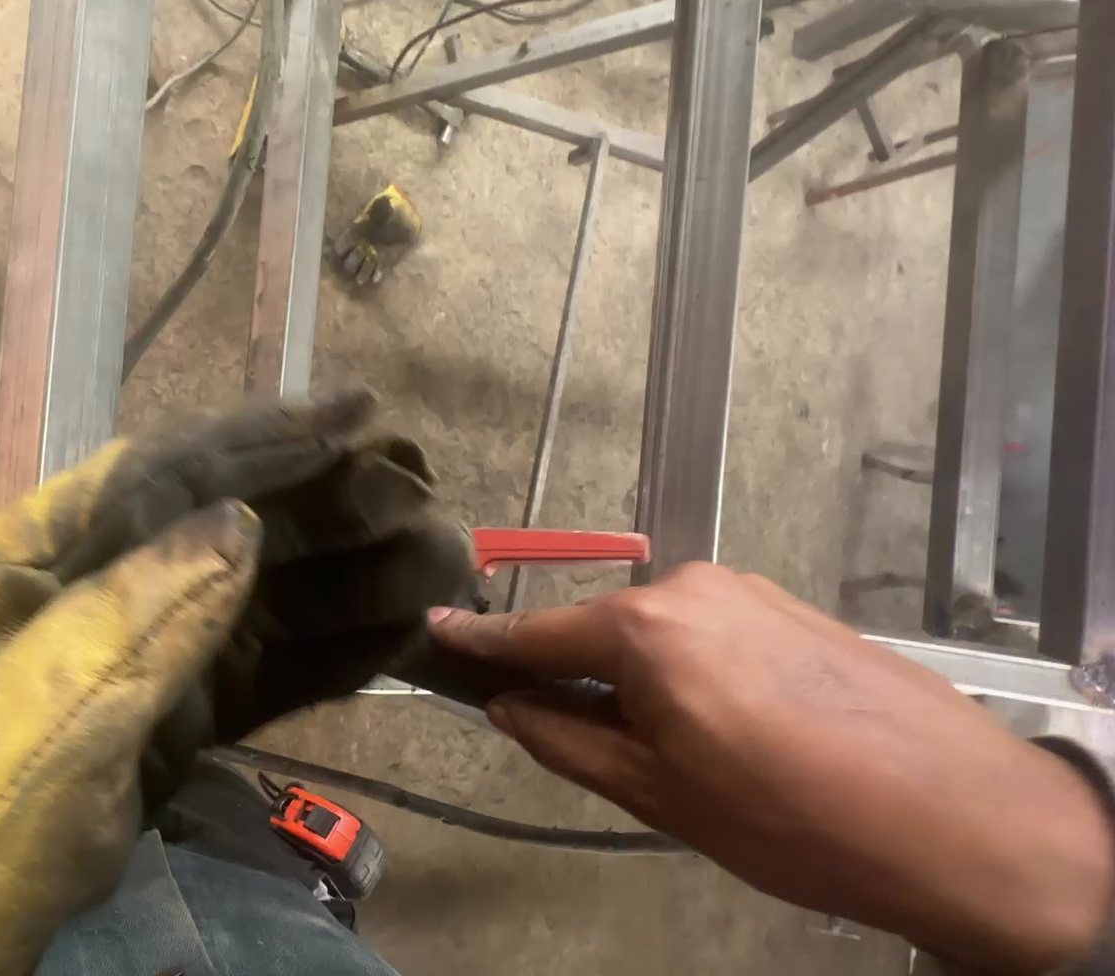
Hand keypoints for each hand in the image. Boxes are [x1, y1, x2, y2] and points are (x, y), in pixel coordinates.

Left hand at [0, 394, 469, 975]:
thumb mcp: (28, 716)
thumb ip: (133, 616)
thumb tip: (239, 525)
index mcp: (44, 553)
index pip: (168, 472)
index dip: (264, 440)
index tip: (357, 414)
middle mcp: (102, 583)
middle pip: (229, 527)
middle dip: (330, 510)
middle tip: (427, 505)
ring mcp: (142, 649)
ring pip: (261, 599)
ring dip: (351, 581)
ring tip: (444, 567)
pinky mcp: (173, 712)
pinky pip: (263, 671)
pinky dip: (331, 654)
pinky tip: (398, 637)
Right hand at [429, 562, 1112, 972]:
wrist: (985, 829)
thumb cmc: (795, 820)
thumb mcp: (657, 793)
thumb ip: (563, 738)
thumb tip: (507, 705)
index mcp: (641, 630)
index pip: (533, 632)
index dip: (477, 638)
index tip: (431, 626)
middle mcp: (682, 588)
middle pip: (594, 629)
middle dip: (577, 673)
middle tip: (586, 732)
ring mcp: (739, 588)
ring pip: (650, 629)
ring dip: (637, 672)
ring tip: (683, 741)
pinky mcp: (784, 602)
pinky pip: (702, 626)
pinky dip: (686, 663)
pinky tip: (731, 718)